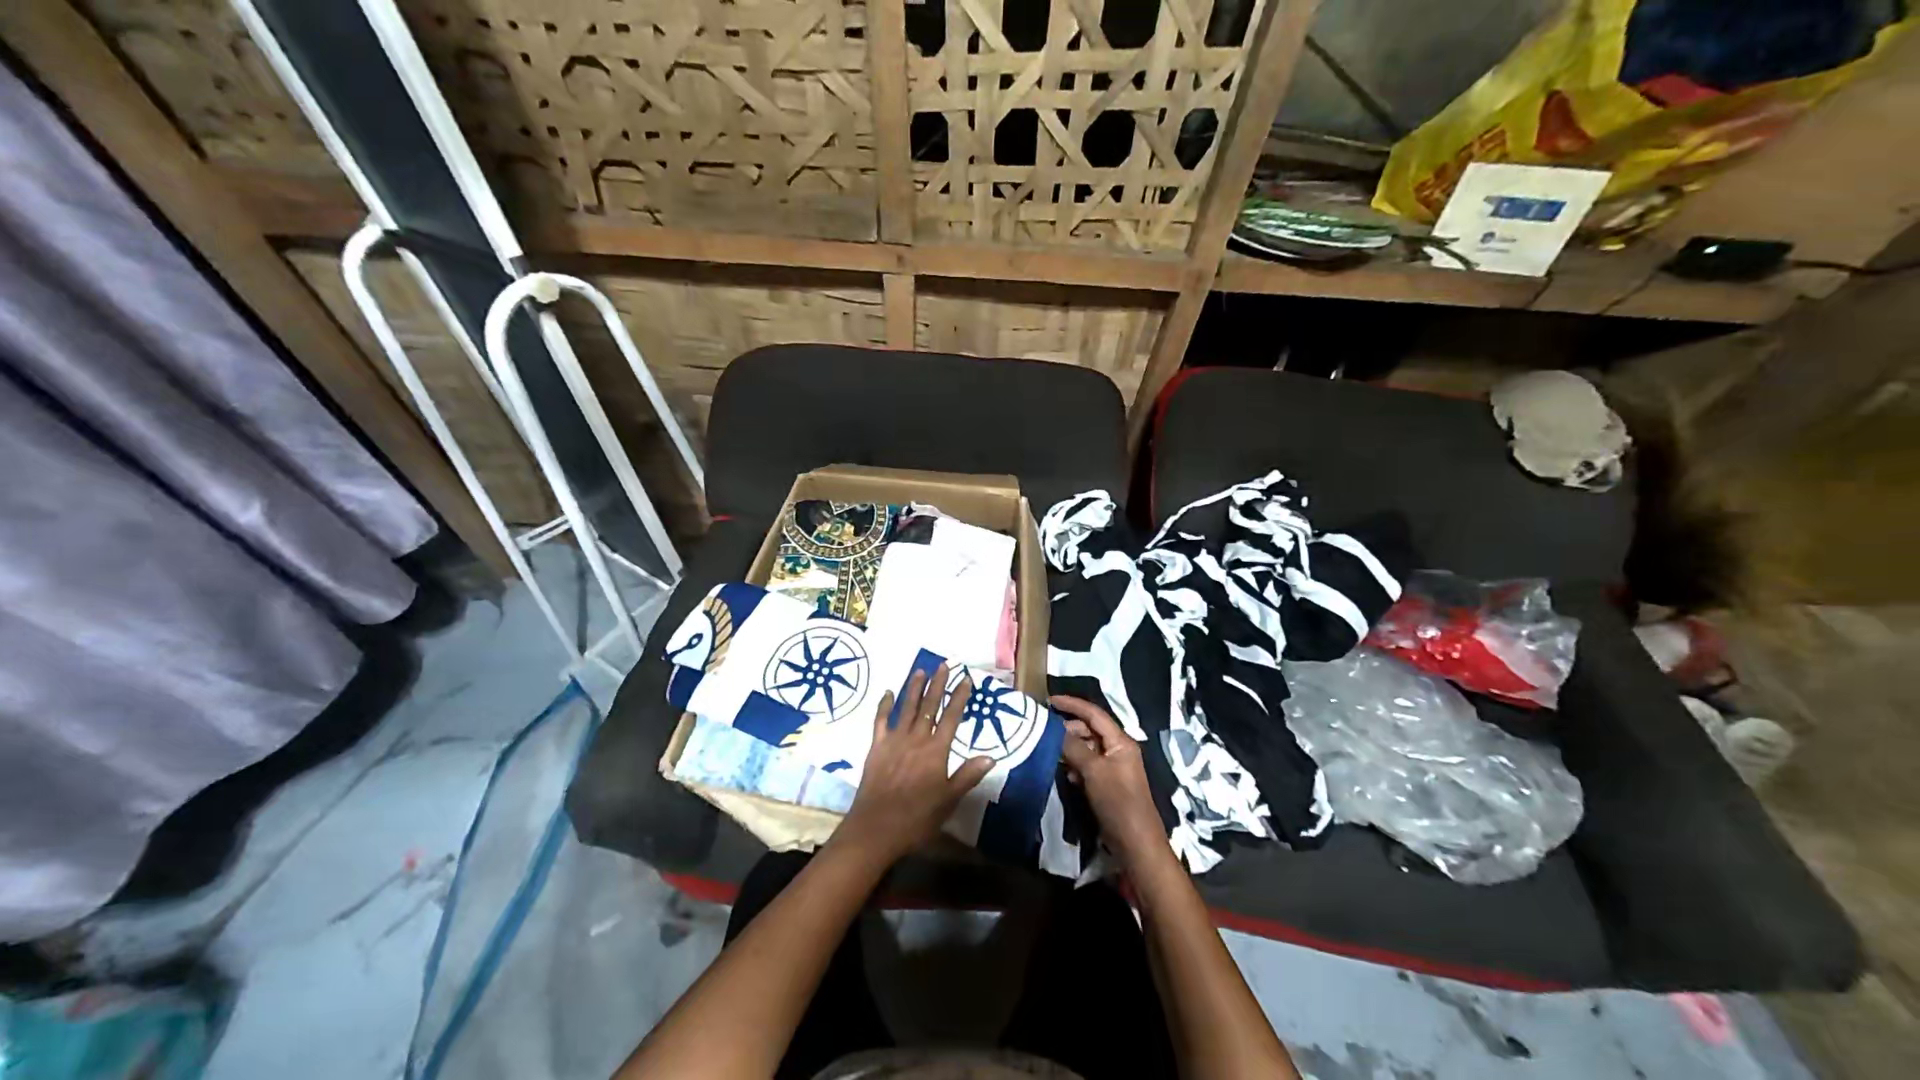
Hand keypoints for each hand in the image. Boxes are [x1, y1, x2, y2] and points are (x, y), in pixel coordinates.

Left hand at [831, 664, 993, 866]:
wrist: (876, 827)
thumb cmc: (917, 818)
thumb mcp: (949, 800)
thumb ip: (968, 775)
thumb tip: (991, 756)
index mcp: (937, 751)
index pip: (952, 717)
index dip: (959, 697)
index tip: (966, 678)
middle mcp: (916, 739)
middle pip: (929, 706)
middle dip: (938, 684)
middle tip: (943, 664)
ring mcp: (894, 741)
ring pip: (906, 708)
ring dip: (914, 688)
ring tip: (921, 670)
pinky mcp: (875, 747)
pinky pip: (880, 720)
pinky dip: (885, 705)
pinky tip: (889, 693)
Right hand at [1052, 695, 1169, 871]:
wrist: (1136, 844)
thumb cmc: (1118, 803)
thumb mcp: (1093, 771)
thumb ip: (1073, 747)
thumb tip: (1054, 730)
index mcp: (1121, 742)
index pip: (1094, 713)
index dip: (1072, 704)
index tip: (1048, 701)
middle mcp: (1118, 750)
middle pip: (1089, 730)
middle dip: (1068, 728)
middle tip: (1043, 733)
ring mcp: (1113, 768)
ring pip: (1086, 748)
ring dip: (1069, 748)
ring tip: (1048, 752)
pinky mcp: (1106, 785)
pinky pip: (1086, 766)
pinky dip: (1074, 765)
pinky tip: (1062, 772)